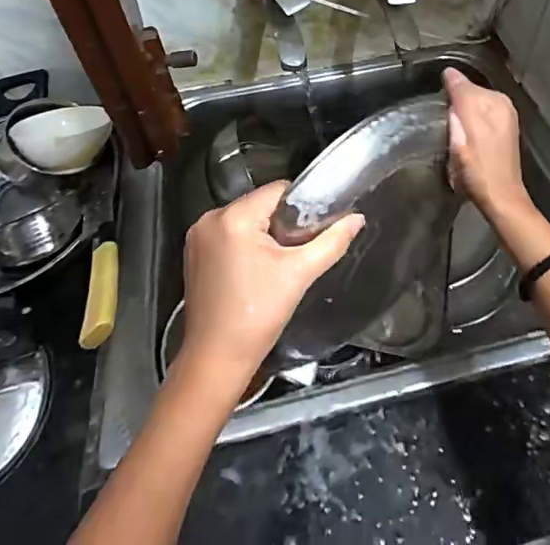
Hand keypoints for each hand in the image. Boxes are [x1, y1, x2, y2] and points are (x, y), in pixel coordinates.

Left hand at [180, 181, 364, 380]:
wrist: (216, 359)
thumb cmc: (257, 316)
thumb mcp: (300, 274)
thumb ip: (332, 242)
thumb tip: (356, 219)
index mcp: (234, 217)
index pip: (278, 190)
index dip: (301, 206)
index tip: (313, 229)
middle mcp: (210, 218)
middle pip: (260, 203)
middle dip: (282, 222)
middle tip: (297, 251)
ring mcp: (198, 236)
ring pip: (245, 218)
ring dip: (264, 233)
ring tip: (277, 263)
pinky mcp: (194, 252)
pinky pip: (228, 233)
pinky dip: (245, 244)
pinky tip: (255, 270)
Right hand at [442, 68, 531, 220]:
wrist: (501, 198)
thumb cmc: (478, 171)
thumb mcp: (463, 136)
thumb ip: (460, 101)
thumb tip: (450, 73)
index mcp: (495, 102)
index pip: (462, 83)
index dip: (446, 93)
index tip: (436, 108)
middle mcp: (502, 103)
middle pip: (468, 91)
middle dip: (454, 102)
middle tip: (444, 125)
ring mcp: (504, 115)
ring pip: (473, 102)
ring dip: (461, 112)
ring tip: (453, 132)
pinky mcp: (503, 127)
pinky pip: (479, 112)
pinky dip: (469, 120)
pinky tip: (465, 136)